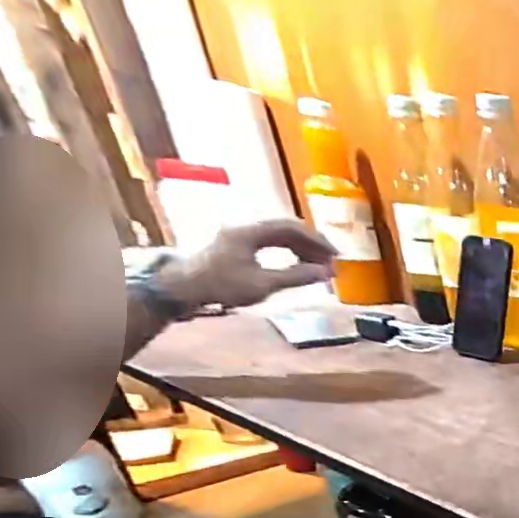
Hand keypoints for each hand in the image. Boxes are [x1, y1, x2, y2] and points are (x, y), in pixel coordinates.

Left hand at [157, 219, 336, 308]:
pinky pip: (272, 242)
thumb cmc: (222, 286)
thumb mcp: (263, 284)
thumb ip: (296, 276)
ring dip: (304, 248)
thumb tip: (327, 273)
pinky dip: (291, 251)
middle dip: (313, 244)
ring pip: (280, 235)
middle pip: (287, 229)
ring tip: (320, 265)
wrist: (183, 289)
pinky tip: (301, 264)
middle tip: (332, 260)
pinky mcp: (238, 245)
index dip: (317, 240)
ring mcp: (240, 236)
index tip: (336, 254)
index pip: (290, 228)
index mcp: (248, 233)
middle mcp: (245, 229)